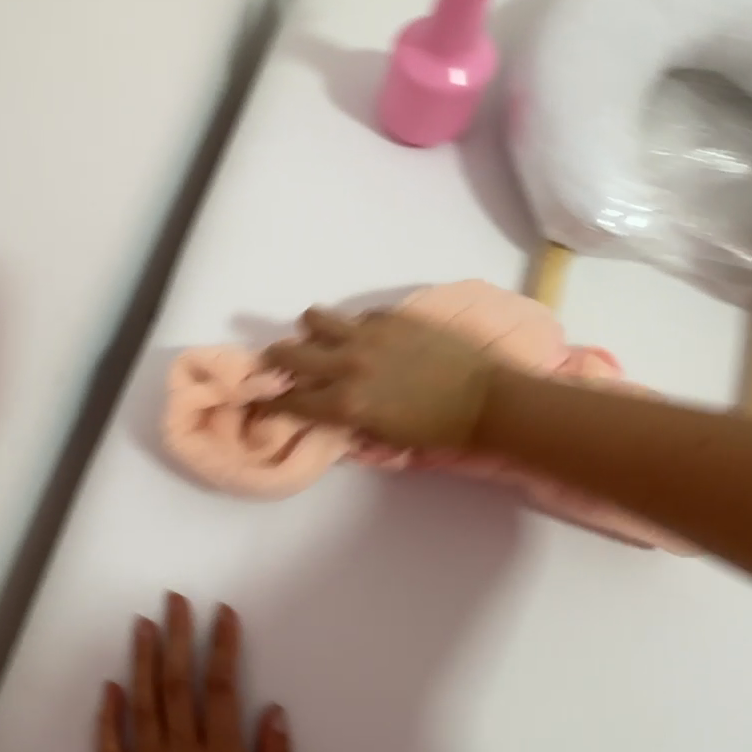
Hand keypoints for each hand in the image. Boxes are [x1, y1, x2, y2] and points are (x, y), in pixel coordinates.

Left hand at [98, 594, 301, 751]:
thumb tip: (274, 712)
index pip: (223, 689)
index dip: (223, 646)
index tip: (224, 613)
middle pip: (178, 686)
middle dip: (178, 637)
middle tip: (176, 600)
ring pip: (142, 707)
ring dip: (142, 662)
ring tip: (144, 624)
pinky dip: (105, 719)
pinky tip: (108, 687)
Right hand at [263, 307, 495, 450]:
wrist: (486, 401)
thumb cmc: (436, 431)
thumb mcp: (382, 435)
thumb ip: (345, 419)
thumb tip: (322, 407)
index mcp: (345, 402)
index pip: (289, 400)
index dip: (272, 401)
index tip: (265, 398)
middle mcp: (348, 363)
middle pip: (287, 351)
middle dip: (278, 359)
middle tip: (283, 364)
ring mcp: (369, 335)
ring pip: (315, 318)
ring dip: (314, 331)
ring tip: (327, 341)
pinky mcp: (392, 316)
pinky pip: (358, 316)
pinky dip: (357, 328)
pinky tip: (374, 341)